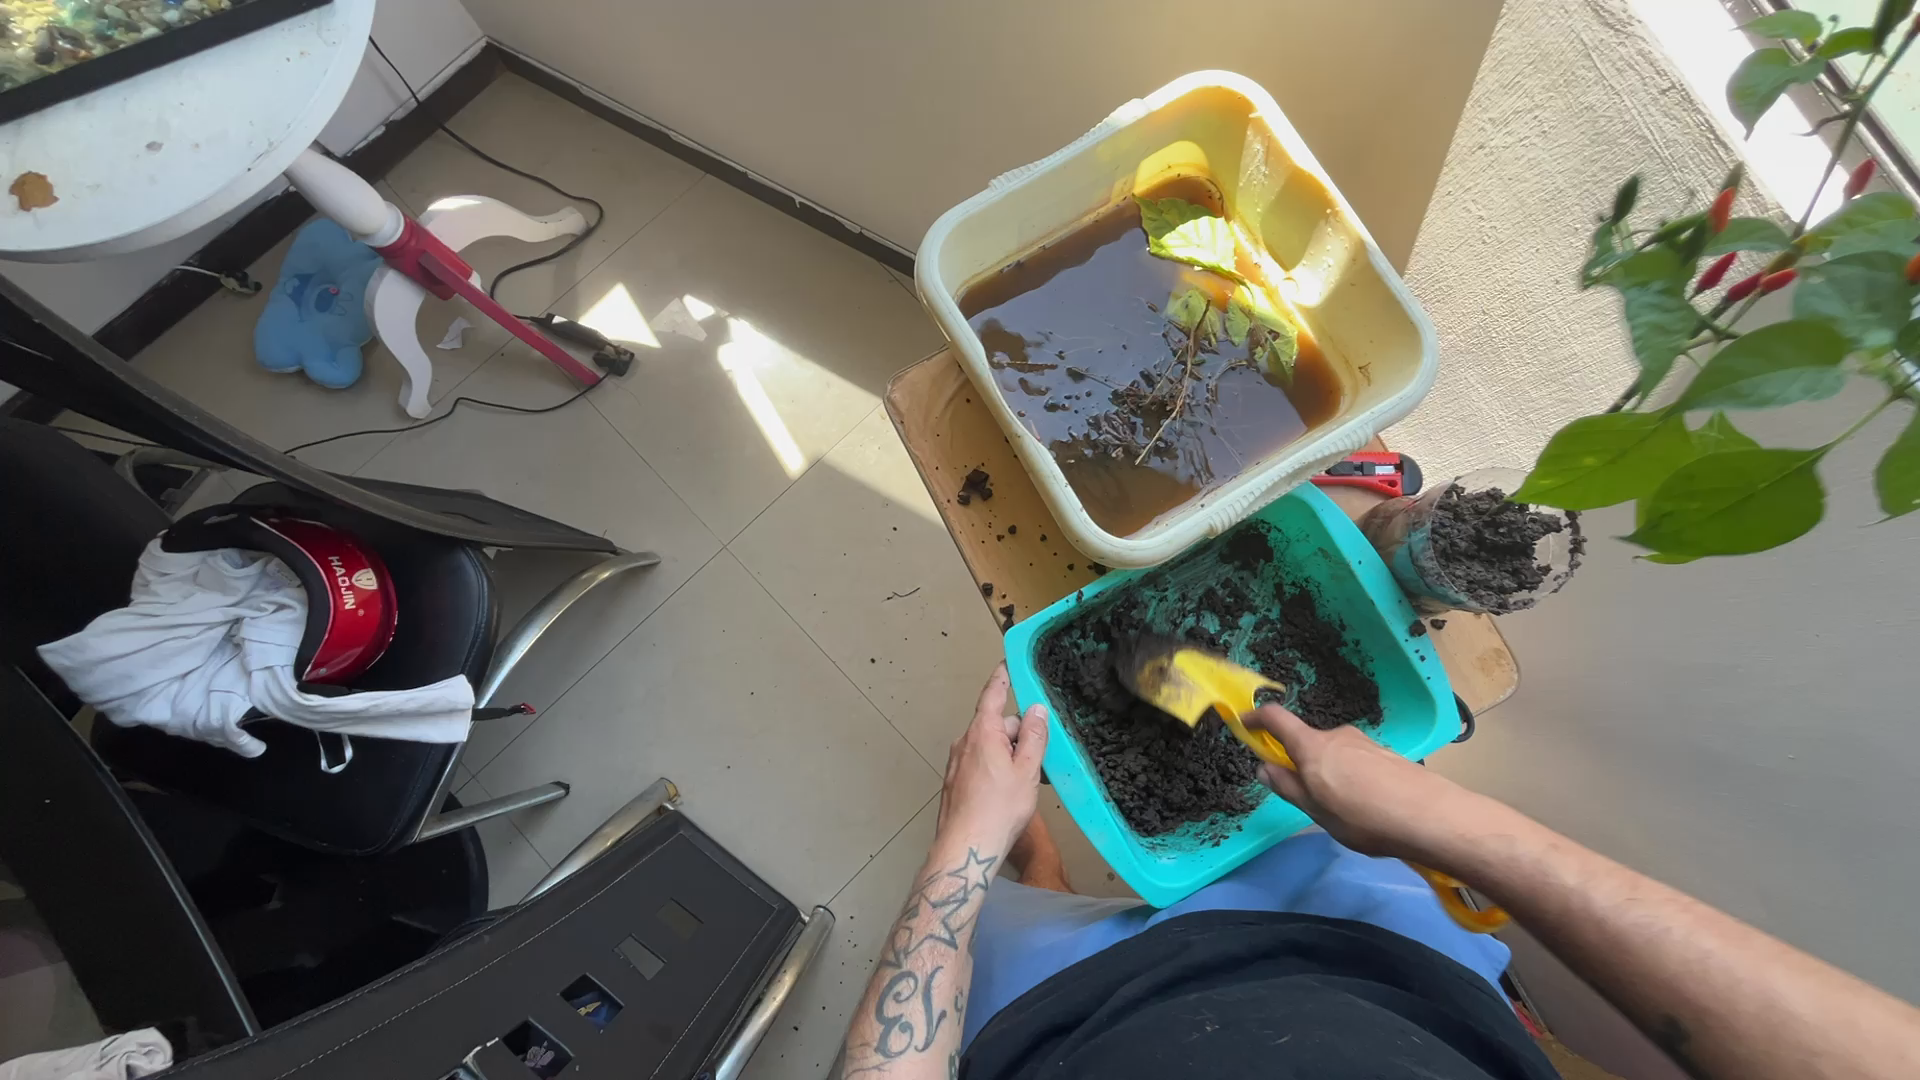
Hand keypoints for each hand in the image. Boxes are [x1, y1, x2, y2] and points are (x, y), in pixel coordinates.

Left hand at [937, 663, 1048, 855]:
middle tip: (1040, 757)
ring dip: (1008, 754)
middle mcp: (964, 742)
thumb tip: (1036, 709)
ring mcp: (957, 763)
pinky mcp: (955, 782)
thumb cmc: (999, 808)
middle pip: (996, 725)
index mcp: (982, 732)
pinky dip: (996, 768)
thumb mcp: (1026, 770)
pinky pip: (980, 764)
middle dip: (1017, 734)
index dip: (1002, 677)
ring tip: (1028, 782)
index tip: (1008, 663)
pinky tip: (1008, 793)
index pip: (993, 694)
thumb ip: (1033, 736)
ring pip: (989, 747)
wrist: (966, 848)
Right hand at [1244, 704, 1491, 865]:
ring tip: (1346, 811)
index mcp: (1311, 746)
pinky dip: (1354, 779)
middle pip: (1308, 741)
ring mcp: (1366, 744)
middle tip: (1309, 797)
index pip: (1275, 718)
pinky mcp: (1389, 757)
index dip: (1256, 718)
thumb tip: (1264, 767)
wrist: (1435, 818)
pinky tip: (1371, 809)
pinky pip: (1358, 762)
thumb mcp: (1316, 811)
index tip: (1244, 725)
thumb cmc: (1364, 817)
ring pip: (1335, 754)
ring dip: (1330, 773)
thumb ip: (1288, 787)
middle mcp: (1337, 736)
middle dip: (1302, 762)